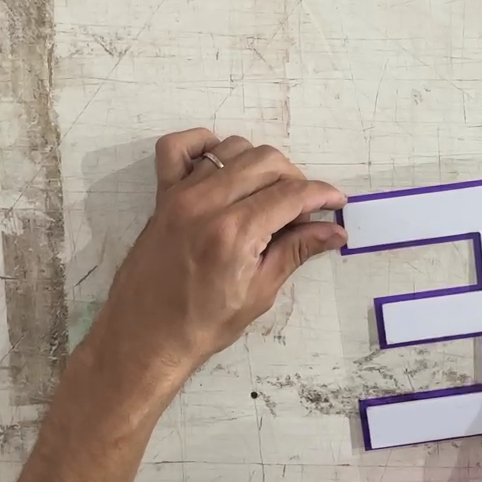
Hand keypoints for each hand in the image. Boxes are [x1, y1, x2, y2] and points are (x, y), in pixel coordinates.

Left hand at [92, 129, 346, 375]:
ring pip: (232, 149)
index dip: (322, 194)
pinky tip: (223, 166)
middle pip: (266, 162)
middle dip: (295, 180)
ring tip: (266, 197)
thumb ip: (296, 252)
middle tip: (301, 213)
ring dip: (259, 165)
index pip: (291, 194)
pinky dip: (204, 144)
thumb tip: (335, 232)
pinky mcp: (162, 196)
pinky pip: (178, 147)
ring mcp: (180, 195)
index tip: (336, 202)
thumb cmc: (202, 324)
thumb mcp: (260, 292)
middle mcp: (206, 204)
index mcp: (234, 233)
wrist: (145, 337)